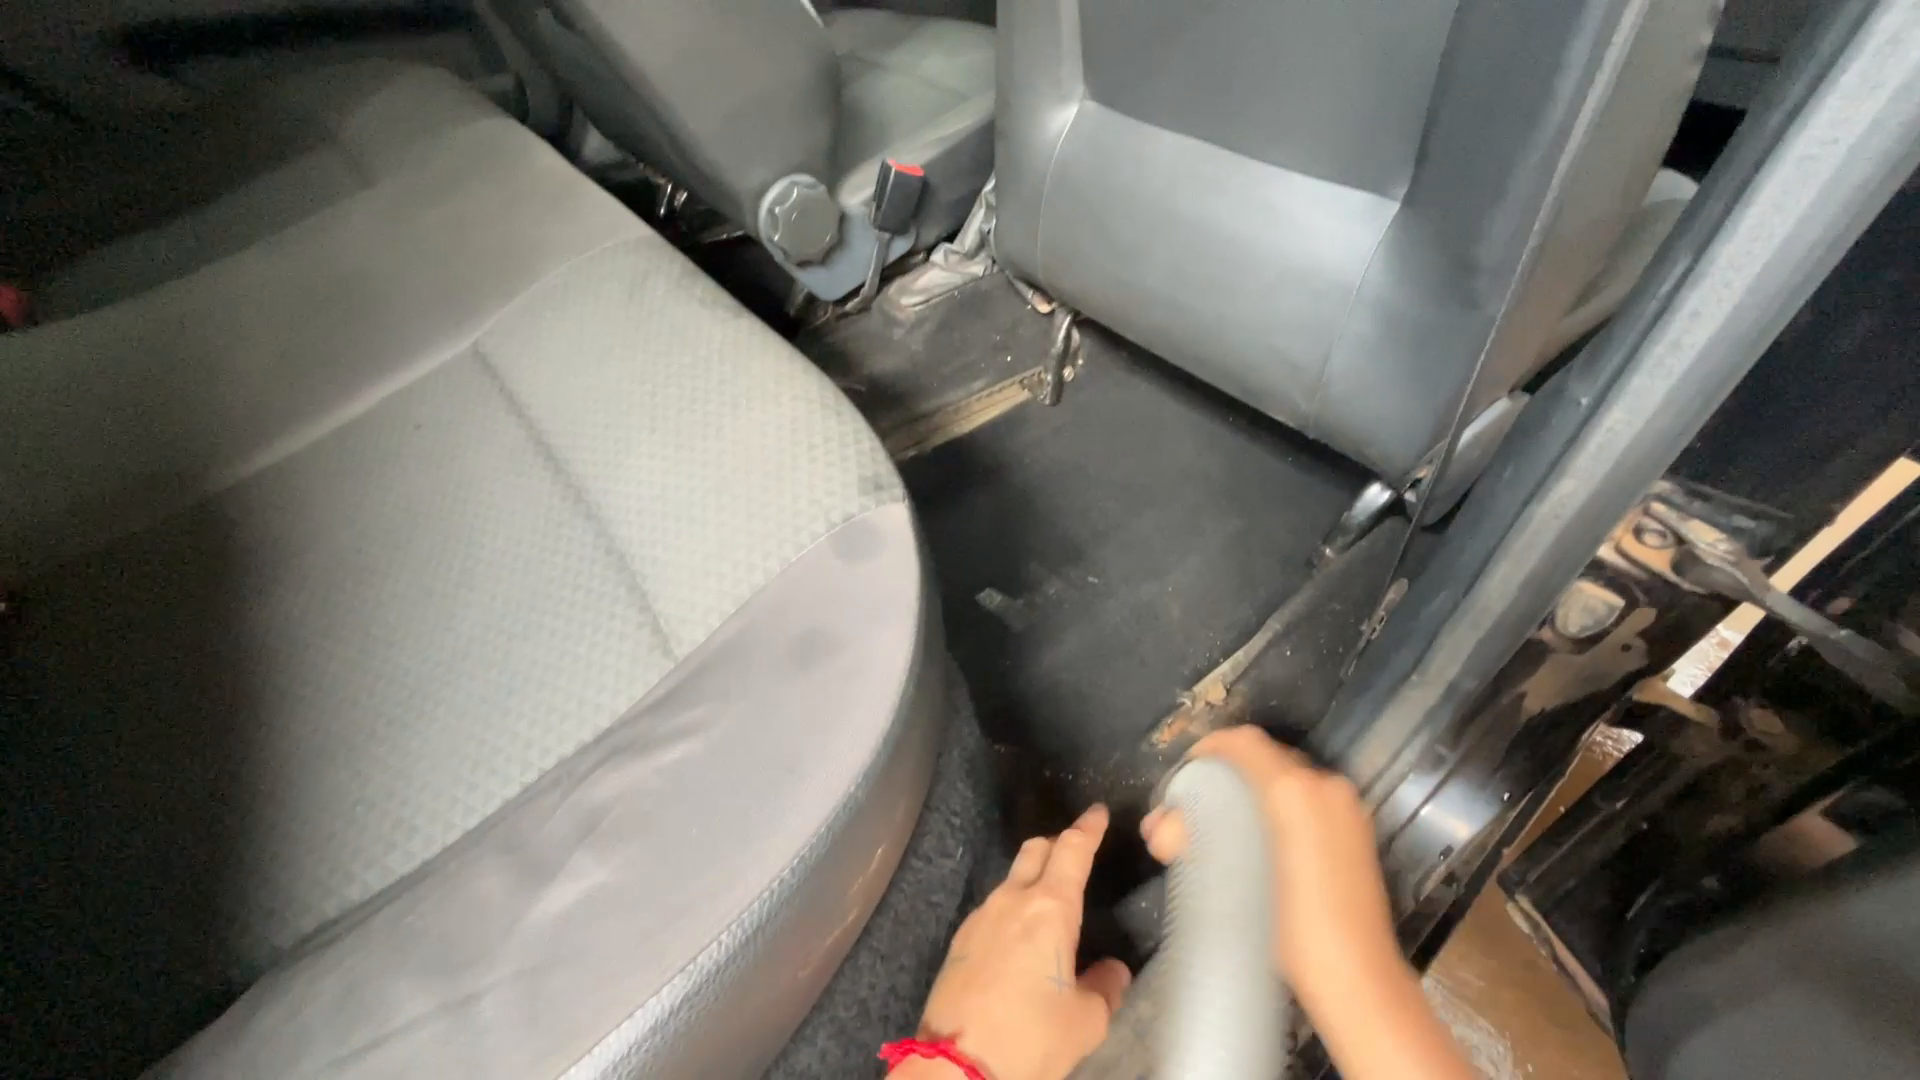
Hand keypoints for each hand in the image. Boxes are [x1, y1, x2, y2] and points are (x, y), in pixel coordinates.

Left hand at [901, 805, 1130, 1079]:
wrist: (956, 1067)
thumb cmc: (1030, 1038)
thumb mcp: (1085, 1022)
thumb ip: (1105, 988)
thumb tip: (1113, 970)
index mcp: (1050, 909)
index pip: (1072, 851)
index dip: (1088, 828)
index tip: (1098, 812)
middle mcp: (1012, 900)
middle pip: (1036, 851)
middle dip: (1058, 843)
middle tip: (1076, 851)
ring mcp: (981, 916)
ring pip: (1012, 878)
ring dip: (1033, 877)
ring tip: (1051, 901)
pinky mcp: (961, 939)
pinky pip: (994, 907)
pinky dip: (1013, 906)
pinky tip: (1020, 936)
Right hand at [1141, 726, 1398, 1011]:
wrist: (1357, 978)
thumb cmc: (1286, 930)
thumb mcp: (1228, 882)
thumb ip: (1192, 841)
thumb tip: (1160, 827)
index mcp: (1292, 790)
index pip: (1243, 742)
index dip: (1210, 747)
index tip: (1189, 771)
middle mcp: (1323, 786)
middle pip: (1266, 754)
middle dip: (1231, 769)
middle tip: (1204, 800)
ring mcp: (1347, 806)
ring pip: (1289, 774)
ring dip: (1256, 784)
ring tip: (1232, 819)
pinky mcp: (1358, 827)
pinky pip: (1310, 794)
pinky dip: (1282, 800)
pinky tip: (1265, 836)